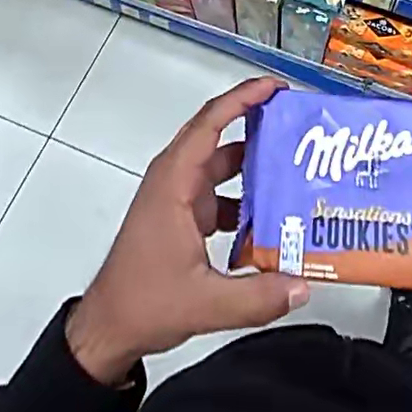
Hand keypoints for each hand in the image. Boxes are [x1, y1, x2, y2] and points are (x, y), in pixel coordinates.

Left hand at [66, 76, 310, 384]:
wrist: (111, 324)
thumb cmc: (141, 300)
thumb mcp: (205, 301)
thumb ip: (258, 296)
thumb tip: (300, 285)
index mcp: (174, 181)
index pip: (210, 123)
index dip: (242, 99)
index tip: (272, 88)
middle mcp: (175, 179)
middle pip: (216, 134)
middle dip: (253, 120)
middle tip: (291, 118)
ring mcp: (178, 195)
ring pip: (220, 164)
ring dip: (252, 161)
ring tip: (291, 163)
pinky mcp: (183, 214)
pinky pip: (219, 191)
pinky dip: (244, 196)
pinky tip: (271, 215)